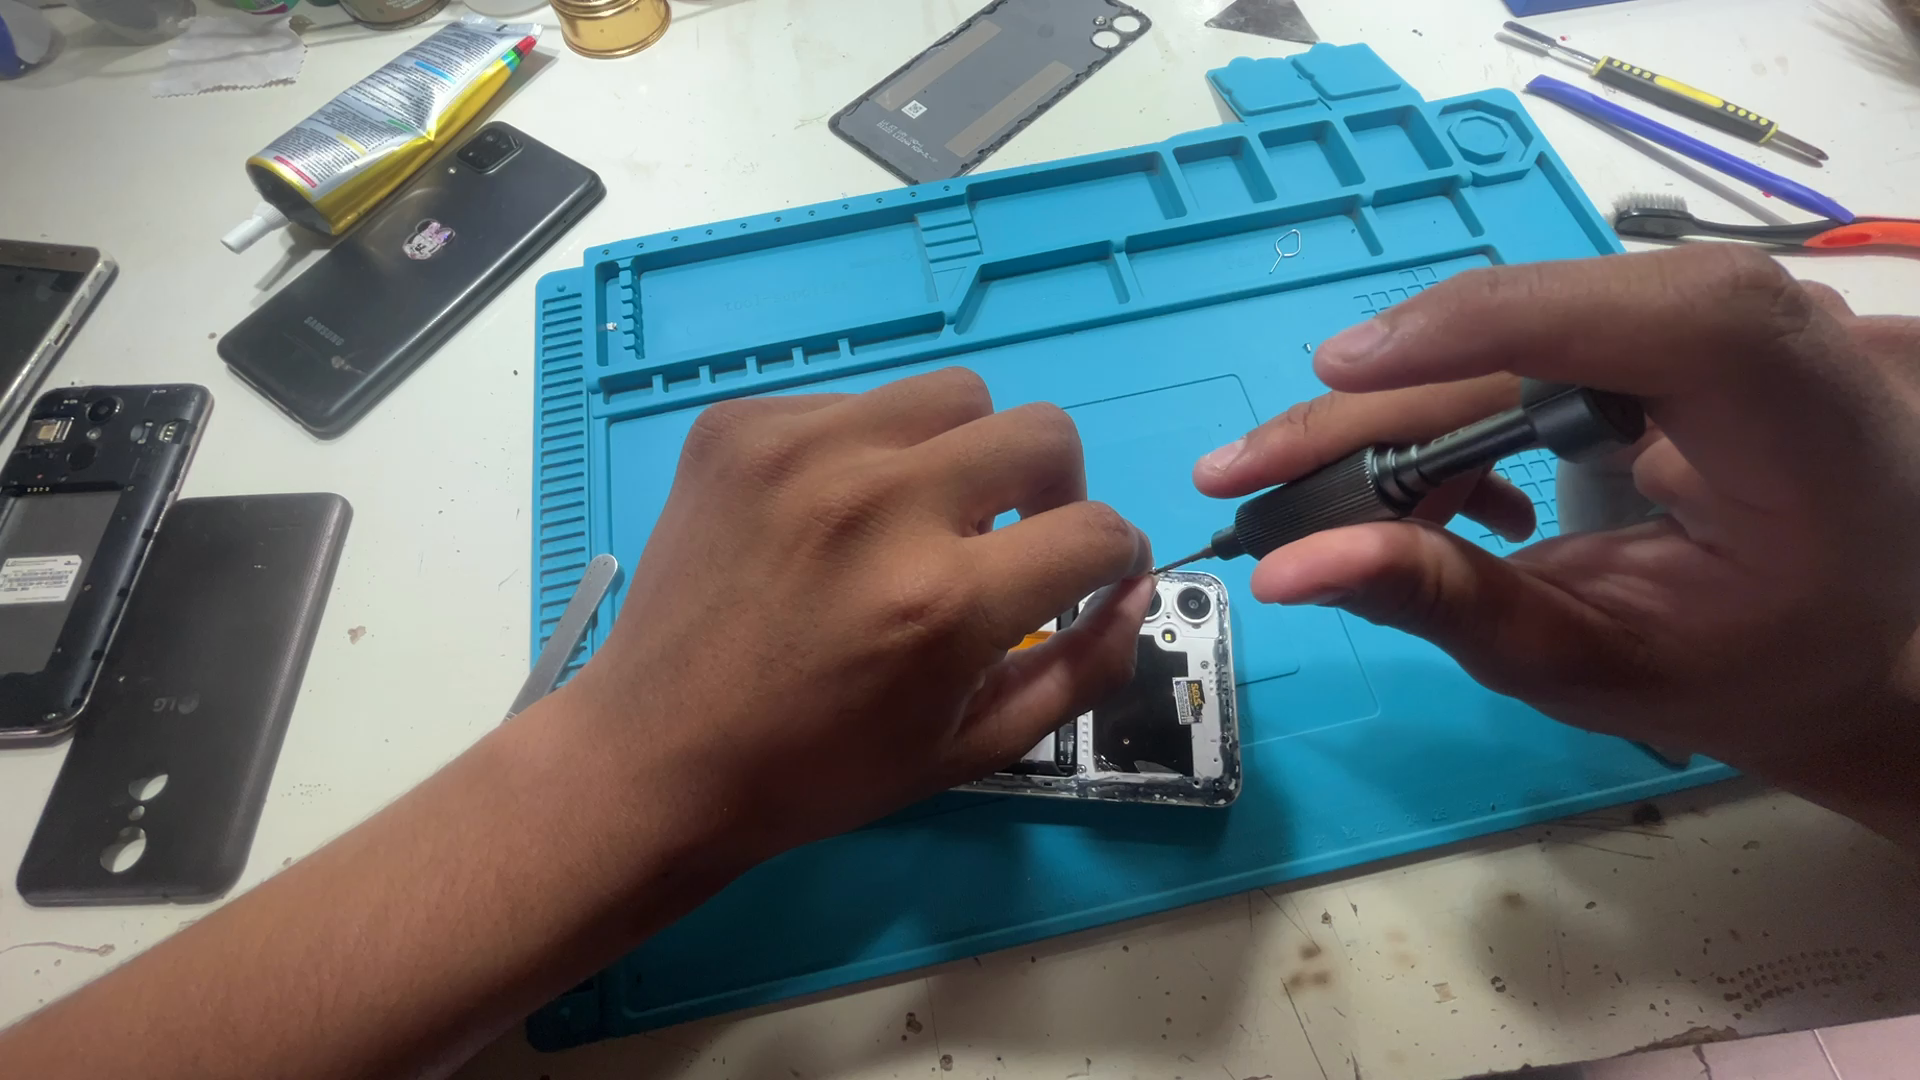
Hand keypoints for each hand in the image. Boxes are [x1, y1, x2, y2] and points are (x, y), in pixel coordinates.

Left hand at [555, 368, 1154, 865]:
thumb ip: (1083, 666)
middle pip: (1041, 430)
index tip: (1090, 571)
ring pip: (953, 395)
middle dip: (1056, 487)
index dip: (1117, 554)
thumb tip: (1135, 583)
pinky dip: (872, 452)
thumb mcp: (974, 747)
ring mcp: (799, 447)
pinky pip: (855, 404)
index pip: (1096, 531)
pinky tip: (831, 513)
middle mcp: (879, 500)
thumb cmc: (822, 769)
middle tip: (1011, 537)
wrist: (656, 755)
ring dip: (965, 454)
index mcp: (944, 600)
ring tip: (920, 516)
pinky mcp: (738, 426)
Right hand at [1191, 246, 1919, 820]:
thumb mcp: (1574, 661)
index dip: (1490, 321)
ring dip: (1387, 426)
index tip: (1336, 370)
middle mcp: (1777, 348)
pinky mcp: (1659, 340)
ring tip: (1322, 506)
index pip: (1669, 319)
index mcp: (1809, 437)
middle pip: (1529, 336)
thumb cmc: (1734, 673)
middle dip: (1369, 410)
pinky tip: (1429, 496)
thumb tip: (1284, 570)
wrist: (1852, 645)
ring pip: (1502, 342)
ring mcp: (1716, 333)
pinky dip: (1435, 424)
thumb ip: (1437, 603)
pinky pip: (1515, 355)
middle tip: (1245, 469)